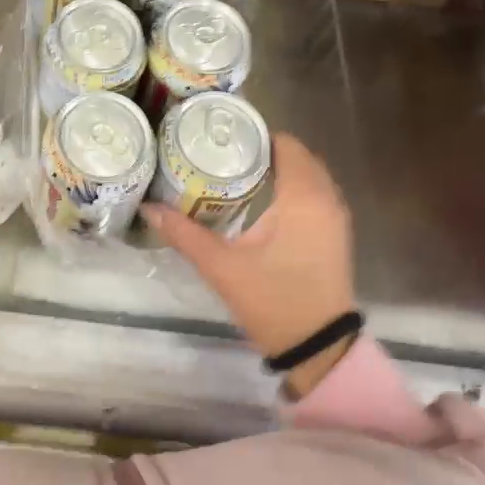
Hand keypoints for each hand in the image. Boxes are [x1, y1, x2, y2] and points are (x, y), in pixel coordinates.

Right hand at [143, 133, 356, 396]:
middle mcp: (326, 199)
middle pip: (297, 156)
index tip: (223, 137)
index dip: (255, 135)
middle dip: (263, 150)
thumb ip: (184, 233)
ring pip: (309, 175)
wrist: (319, 350)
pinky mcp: (336, 235)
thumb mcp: (222, 267)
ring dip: (280, 169)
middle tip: (224, 154)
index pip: (285, 144)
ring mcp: (336, 218)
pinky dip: (293, 187)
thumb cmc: (274, 301)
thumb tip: (148, 208)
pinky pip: (316, 194)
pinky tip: (261, 201)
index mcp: (303, 197)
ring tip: (238, 173)